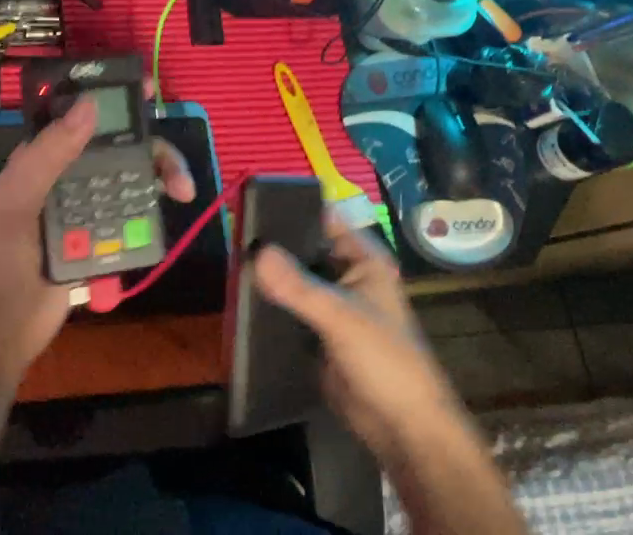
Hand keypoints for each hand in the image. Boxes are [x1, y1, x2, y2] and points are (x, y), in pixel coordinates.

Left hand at [0, 97, 195, 380]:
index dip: (112, 103)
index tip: (151, 94)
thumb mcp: (16, 200)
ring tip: (181, 193)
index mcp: (38, 161)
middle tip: (178, 172)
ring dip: (155, 184)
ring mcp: (79, 214)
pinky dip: (145, 219)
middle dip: (150, 153)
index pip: (78, 119)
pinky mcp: (93, 245)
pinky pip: (126, 222)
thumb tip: (89, 105)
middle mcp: (62, 180)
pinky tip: (163, 222)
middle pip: (115, 152)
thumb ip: (50, 153)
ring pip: (125, 185)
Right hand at [252, 219, 455, 461]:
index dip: (290, 207)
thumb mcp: (341, 317)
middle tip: (231, 237)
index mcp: (364, 259)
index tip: (250, 203)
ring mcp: (330, 305)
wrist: (403, 429)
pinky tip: (239, 299)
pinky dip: (268, 305)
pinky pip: (287, 310)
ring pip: (292, 280)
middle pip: (302, 247)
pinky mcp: (316, 334)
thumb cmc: (386, 361)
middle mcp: (346, 275)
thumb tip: (255, 252)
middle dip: (271, 244)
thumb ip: (298, 286)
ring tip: (228, 265)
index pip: (323, 217)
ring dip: (267, 276)